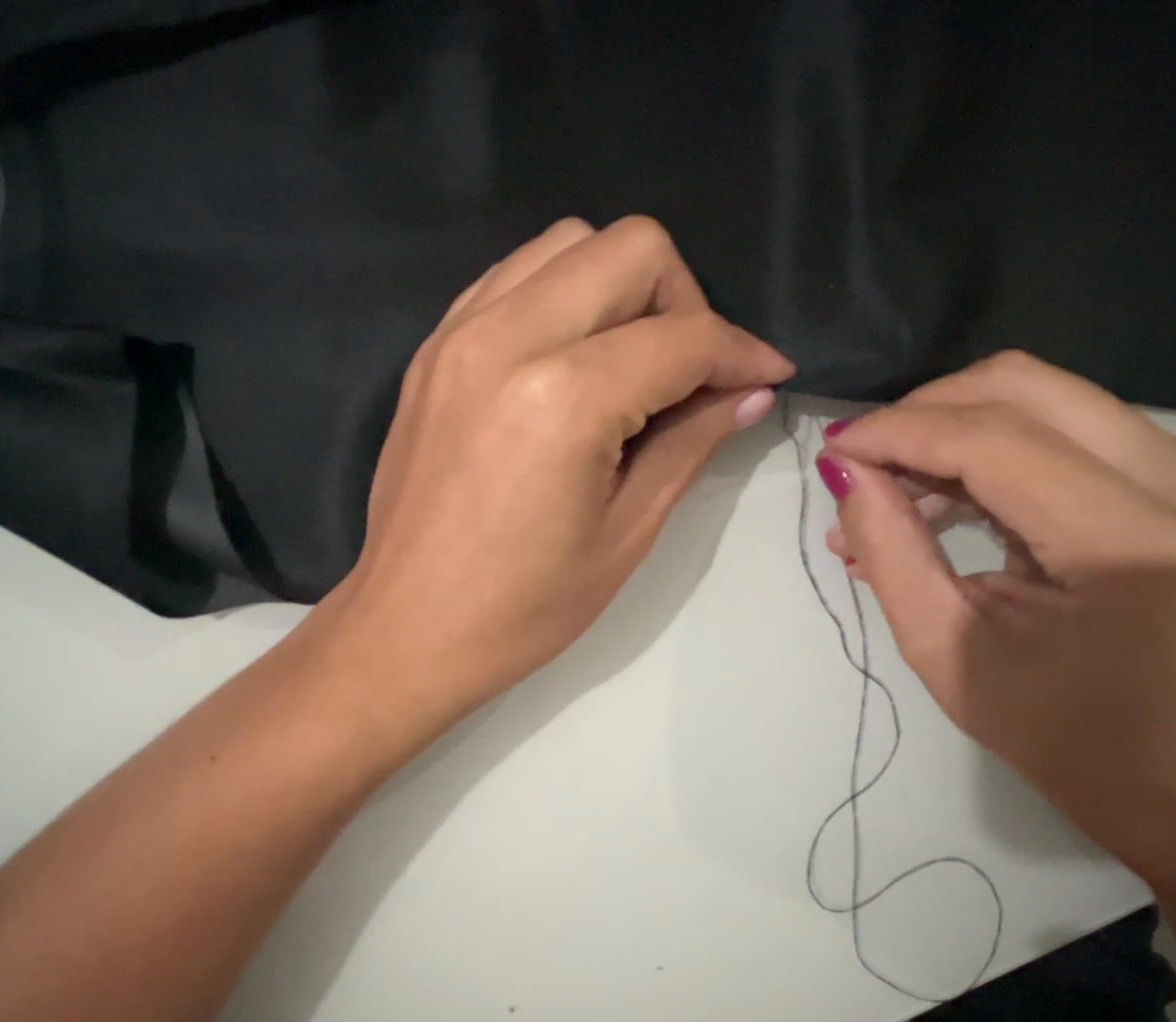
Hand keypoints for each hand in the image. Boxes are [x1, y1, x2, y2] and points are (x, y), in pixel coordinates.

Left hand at [326, 217, 793, 723]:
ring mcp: (460, 332)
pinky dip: (563, 292)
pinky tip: (575, 355)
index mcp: (563, 398)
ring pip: (569, 240)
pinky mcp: (434, 344)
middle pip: (631, 248)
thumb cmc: (524, 606)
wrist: (407, 626)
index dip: (741, 352)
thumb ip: (693, 442)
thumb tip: (751, 390)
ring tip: (632, 360)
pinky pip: (515, 274)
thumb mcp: (628, 532)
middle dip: (684, 300)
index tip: (768, 376)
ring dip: (622, 284)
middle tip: (691, 373)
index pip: (682, 337)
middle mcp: (506, 337)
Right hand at [818, 352, 1175, 810]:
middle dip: (923, 415)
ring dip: (949, 428)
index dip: (902, 434)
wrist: (1148, 753)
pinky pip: (1058, 419)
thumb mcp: (940, 645)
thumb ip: (888, 547)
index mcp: (1130, 545)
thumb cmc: (1044, 721)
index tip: (833, 451)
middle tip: (863, 462)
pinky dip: (985, 443)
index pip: (996, 444)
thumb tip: (842, 466)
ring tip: (890, 489)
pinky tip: (938, 493)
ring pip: (1037, 393)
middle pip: (1022, 389)